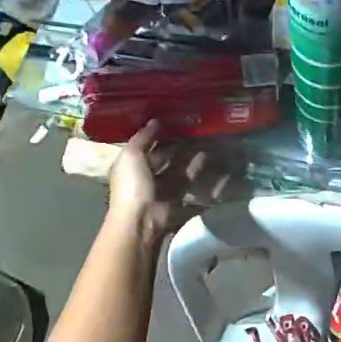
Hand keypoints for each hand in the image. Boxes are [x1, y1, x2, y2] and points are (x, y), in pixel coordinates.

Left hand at [107, 122, 207, 239]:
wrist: (142, 221)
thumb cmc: (133, 186)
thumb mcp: (132, 155)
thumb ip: (143, 137)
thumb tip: (155, 121)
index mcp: (131, 166)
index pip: (145, 147)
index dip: (157, 135)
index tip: (174, 120)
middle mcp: (146, 178)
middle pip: (163, 158)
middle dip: (176, 146)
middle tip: (194, 130)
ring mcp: (162, 191)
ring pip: (179, 171)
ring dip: (190, 158)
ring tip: (206, 142)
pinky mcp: (178, 202)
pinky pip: (190, 185)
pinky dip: (198, 174)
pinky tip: (209, 160)